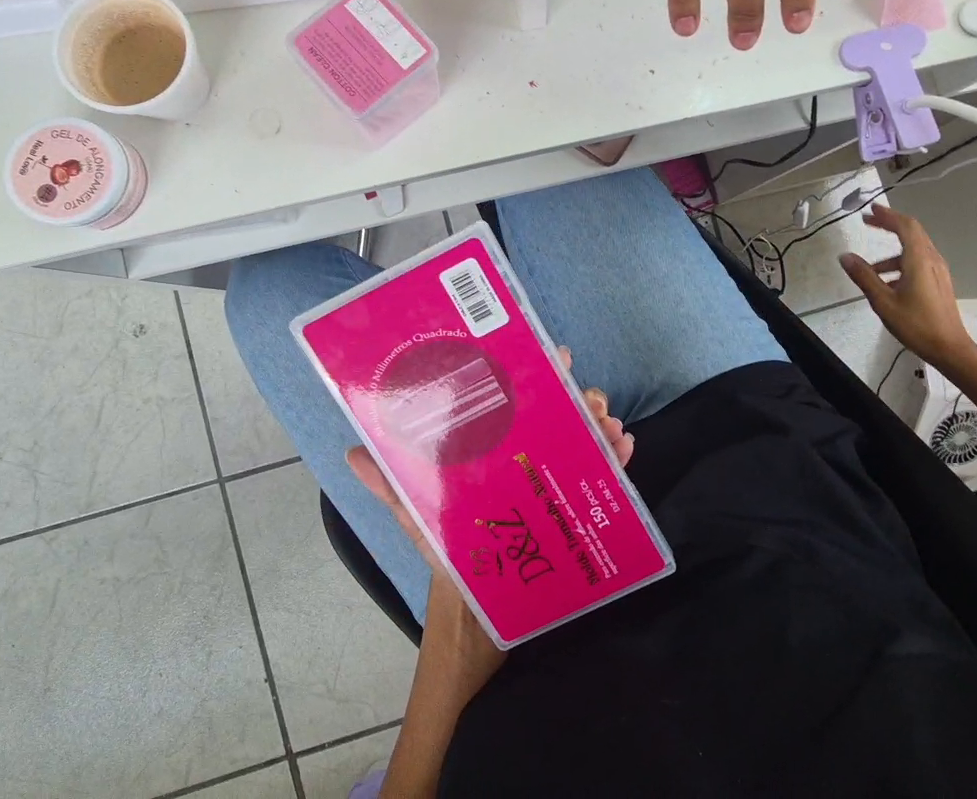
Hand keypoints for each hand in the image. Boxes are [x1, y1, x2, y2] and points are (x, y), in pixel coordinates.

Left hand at [344, 347, 633, 676]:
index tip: (560, 357)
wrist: (482, 619)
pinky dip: (616, 459)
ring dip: (603, 427)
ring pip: (586, 441)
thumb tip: (352, 454)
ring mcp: (555, 483)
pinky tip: (624, 450)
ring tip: (613, 431)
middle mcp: (528, 460)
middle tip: (593, 401)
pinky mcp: (576, 510)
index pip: (517, 402)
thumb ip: (392, 488)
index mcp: (493, 453)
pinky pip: (603, 477)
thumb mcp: (420, 521)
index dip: (540, 375)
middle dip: (582, 400)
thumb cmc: (452, 560)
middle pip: (561, 416)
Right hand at [839, 206, 976, 371]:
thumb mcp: (883, 302)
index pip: (905, 226)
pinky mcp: (939, 283)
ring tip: (869, 268)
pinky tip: (887, 283)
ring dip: (891, 251)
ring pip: (915, 250)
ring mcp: (938, 271)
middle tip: (868, 222)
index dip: (887, 216)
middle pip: (912, 233)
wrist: (949, 348)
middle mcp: (932, 260)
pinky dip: (900, 264)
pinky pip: (919, 263)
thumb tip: (845, 257)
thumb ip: (864, 277)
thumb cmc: (916, 324)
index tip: (869, 211)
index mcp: (919, 260)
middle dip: (889, 225)